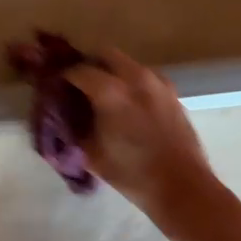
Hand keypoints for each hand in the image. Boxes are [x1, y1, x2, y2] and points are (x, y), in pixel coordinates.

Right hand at [64, 48, 225, 223]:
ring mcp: (157, 82)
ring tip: (105, 95)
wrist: (181, 185)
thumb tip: (67, 117)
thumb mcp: (92, 154)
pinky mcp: (172, 92)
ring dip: (113, 72)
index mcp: (111, 91)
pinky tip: (129, 105)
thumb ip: (76, 128)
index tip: (58, 86)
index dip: (65, 76)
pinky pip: (145, 77)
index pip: (79, 70)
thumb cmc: (132, 173)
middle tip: (81, 84)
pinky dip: (132, 83)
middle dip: (91, 65)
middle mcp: (135, 77)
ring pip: (128, 64)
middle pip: (106, 54)